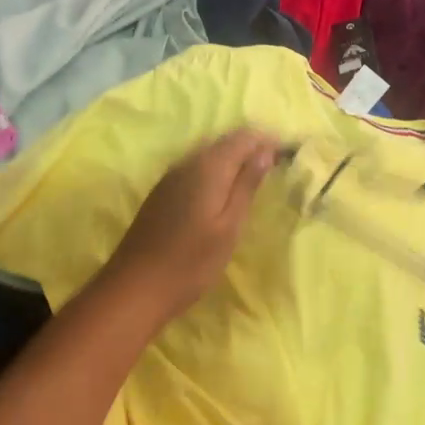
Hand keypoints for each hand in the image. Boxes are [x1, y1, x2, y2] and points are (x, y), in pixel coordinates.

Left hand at [102, 129, 282, 321]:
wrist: (135, 288)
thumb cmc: (191, 262)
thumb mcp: (229, 226)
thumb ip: (247, 185)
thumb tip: (265, 151)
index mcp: (208, 167)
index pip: (243, 137)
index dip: (267, 140)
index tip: (288, 152)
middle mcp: (188, 163)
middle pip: (225, 141)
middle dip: (252, 146)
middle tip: (277, 164)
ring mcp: (171, 177)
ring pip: (209, 153)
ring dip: (233, 158)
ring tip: (255, 177)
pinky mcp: (162, 192)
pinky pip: (195, 168)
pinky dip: (216, 171)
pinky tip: (223, 191)